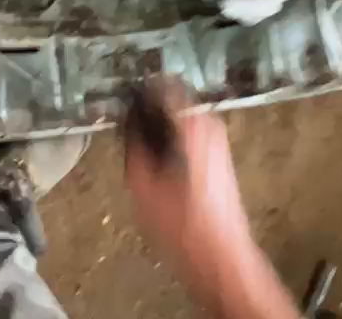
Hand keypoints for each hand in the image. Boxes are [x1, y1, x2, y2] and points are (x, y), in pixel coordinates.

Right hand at [123, 78, 299, 318]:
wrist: (222, 259)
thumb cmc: (184, 224)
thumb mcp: (142, 182)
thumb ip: (131, 142)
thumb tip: (123, 118)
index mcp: (191, 123)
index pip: (161, 83)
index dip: (137, 84)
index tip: (120, 89)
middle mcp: (209, 123)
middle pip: (171, 95)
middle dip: (147, 103)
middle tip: (125, 114)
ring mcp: (217, 139)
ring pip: (179, 112)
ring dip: (158, 118)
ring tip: (136, 133)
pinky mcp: (219, 155)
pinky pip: (187, 128)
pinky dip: (170, 132)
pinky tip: (155, 152)